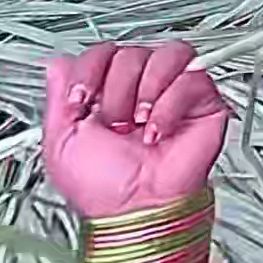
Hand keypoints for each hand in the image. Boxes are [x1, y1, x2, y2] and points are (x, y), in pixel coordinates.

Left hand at [44, 42, 230, 218]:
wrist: (137, 210)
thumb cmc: (104, 188)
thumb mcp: (63, 143)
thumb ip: (58, 99)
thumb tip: (57, 64)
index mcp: (112, 92)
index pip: (105, 52)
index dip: (90, 69)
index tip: (80, 99)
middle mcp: (144, 87)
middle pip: (133, 52)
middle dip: (118, 89)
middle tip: (115, 123)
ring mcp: (176, 91)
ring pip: (169, 54)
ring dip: (147, 88)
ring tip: (139, 121)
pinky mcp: (205, 101)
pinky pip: (192, 79)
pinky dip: (170, 105)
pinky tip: (157, 131)